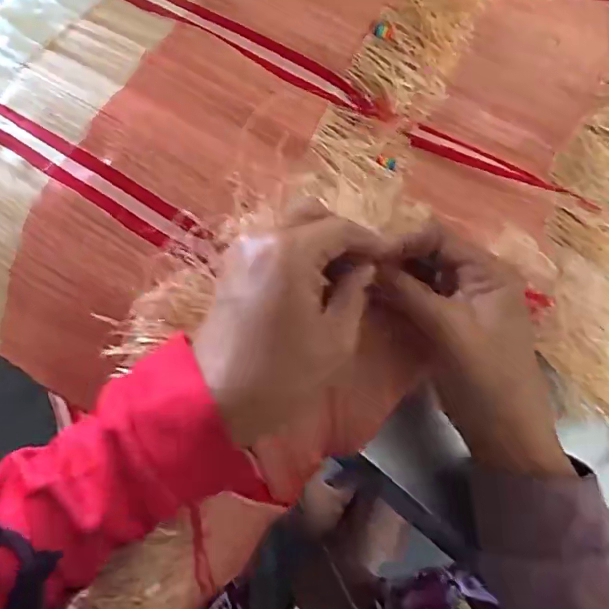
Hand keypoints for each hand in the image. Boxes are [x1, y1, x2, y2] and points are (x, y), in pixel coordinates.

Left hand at [192, 199, 382, 445]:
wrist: (217, 394)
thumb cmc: (283, 373)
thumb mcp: (336, 337)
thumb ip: (354, 292)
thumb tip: (363, 267)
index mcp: (288, 251)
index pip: (338, 227)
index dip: (370, 240)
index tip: (391, 259)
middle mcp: (261, 238)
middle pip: (309, 214)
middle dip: (341, 233)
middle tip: (365, 265)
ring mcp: (241, 249)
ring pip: (288, 226)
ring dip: (317, 240)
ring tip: (342, 276)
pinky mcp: (230, 264)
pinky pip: (270, 242)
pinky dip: (294, 250)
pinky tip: (312, 281)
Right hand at [375, 222, 573, 476]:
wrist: (505, 435)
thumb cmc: (485, 378)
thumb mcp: (445, 328)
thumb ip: (406, 289)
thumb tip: (367, 257)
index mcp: (488, 272)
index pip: (436, 236)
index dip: (400, 239)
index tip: (365, 253)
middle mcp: (476, 277)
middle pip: (425, 250)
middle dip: (391, 255)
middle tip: (354, 264)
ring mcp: (460, 298)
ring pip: (416, 271)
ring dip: (388, 273)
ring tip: (355, 277)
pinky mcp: (446, 318)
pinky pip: (415, 293)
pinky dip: (393, 291)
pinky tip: (367, 294)